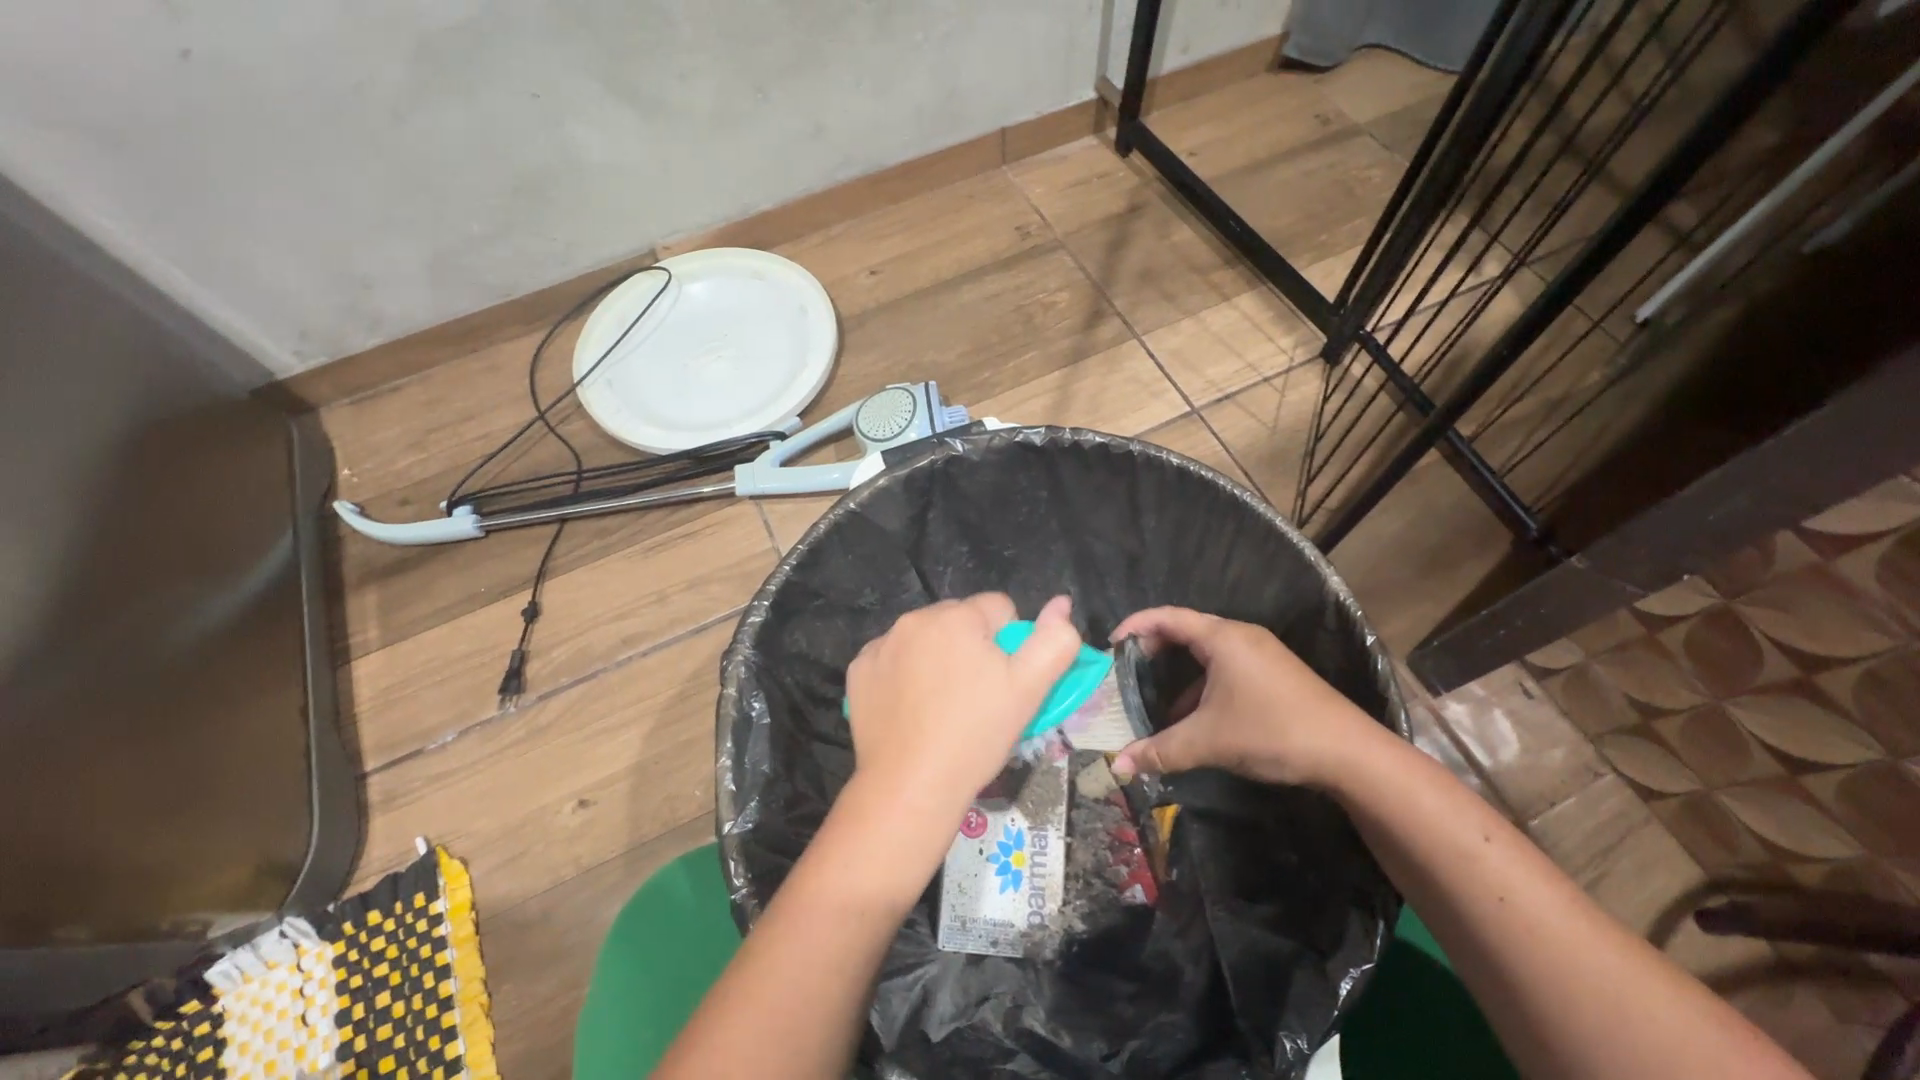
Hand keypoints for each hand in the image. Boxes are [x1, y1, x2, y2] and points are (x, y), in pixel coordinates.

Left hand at [843, 593, 1081, 837]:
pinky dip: (903, 676)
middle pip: (959, 621)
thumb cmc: (976, 735)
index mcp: (957, 617)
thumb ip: (1054, 641)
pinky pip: (892, 661)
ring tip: (943, 707)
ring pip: (925, 639)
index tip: (1002, 682)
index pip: (999, 609)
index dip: (1010, 644)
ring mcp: (881, 646)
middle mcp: (914, 620)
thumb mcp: (1030, 689)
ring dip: (937, 659)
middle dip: (972, 647)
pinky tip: (911, 710)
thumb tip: (1061, 604)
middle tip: (976, 696)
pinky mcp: (858, 672)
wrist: (911, 785)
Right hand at [1107, 607, 1382, 787]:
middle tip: (1128, 672)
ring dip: (1180, 676)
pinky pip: (1226, 670)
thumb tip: (1118, 767)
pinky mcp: (1274, 676)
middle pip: (1187, 632)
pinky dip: (1203, 688)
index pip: (1168, 617)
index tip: (1110, 645)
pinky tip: (1196, 721)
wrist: (1347, 752)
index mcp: (1223, 638)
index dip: (1135, 626)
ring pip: (1208, 656)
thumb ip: (1160, 751)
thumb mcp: (1208, 741)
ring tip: (1156, 705)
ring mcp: (1261, 655)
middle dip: (1155, 650)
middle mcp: (1241, 637)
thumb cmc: (1271, 731)